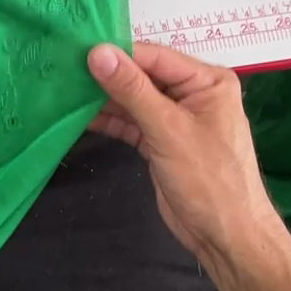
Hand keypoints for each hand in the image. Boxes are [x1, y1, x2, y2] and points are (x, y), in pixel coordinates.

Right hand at [86, 42, 283, 261]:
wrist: (225, 239)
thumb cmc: (208, 180)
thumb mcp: (168, 130)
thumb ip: (131, 89)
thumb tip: (97, 52)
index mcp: (206, 80)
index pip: (154, 57)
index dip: (117, 53)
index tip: (77, 51)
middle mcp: (192, 93)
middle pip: (142, 75)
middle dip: (107, 75)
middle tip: (64, 69)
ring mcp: (175, 118)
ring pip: (133, 99)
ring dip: (103, 99)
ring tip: (64, 91)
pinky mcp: (161, 140)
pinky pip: (131, 122)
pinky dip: (109, 121)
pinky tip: (79, 117)